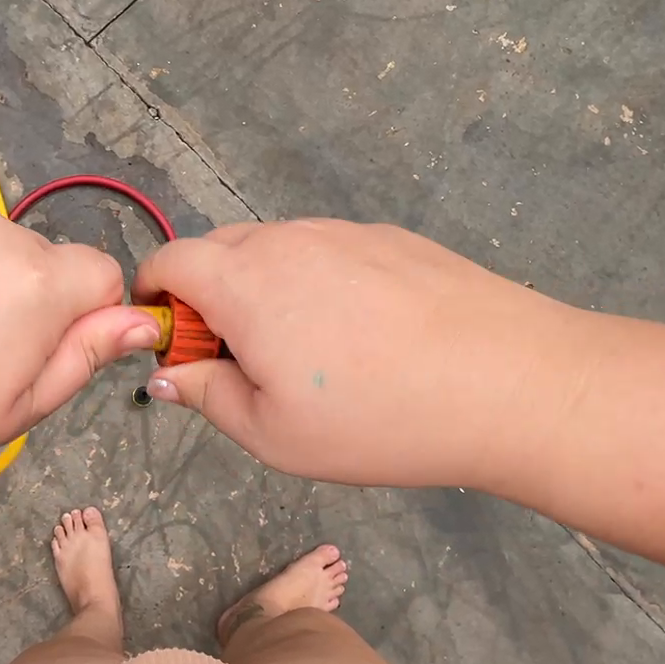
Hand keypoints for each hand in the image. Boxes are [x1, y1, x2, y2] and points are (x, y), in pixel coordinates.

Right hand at [133, 219, 584, 488]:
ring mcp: (342, 231)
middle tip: (238, 356)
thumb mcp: (270, 433)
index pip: (167, 261)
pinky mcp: (388, 237)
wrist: (512, 383)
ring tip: (306, 350)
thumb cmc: (374, 419)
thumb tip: (164, 373)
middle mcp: (285, 239)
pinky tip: (360, 332)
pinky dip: (312, 280)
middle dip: (204, 296)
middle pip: (216, 250)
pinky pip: (325, 250)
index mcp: (243, 281)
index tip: (174, 343)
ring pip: (273, 249)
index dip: (153, 298)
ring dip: (260, 288)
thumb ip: (204, 394)